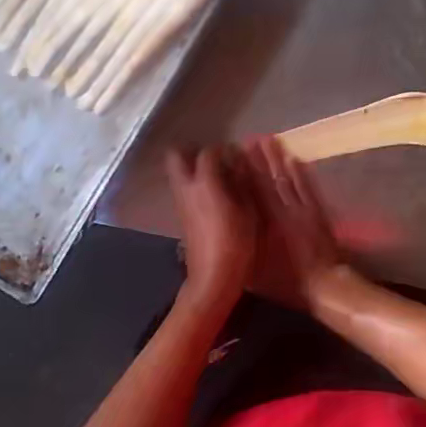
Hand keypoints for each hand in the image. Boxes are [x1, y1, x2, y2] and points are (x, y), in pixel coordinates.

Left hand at [164, 145, 256, 301]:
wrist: (212, 277)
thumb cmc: (236, 244)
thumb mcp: (249, 212)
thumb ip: (243, 183)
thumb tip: (240, 164)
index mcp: (205, 183)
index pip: (208, 152)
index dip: (223, 150)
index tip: (237, 154)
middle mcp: (187, 188)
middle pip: (176, 155)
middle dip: (192, 151)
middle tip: (214, 159)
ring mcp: (180, 202)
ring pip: (176, 172)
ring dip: (192, 169)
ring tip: (216, 177)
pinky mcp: (180, 215)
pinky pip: (182, 189)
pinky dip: (193, 185)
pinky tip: (213, 196)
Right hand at [244, 136, 349, 307]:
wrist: (325, 286)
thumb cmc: (285, 282)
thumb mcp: (252, 272)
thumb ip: (237, 249)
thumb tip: (221, 233)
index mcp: (263, 223)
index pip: (250, 190)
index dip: (241, 170)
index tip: (232, 153)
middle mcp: (281, 210)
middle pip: (267, 178)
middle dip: (258, 158)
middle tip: (249, 139)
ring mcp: (301, 209)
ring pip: (287, 178)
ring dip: (277, 159)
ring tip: (268, 140)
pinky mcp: (317, 213)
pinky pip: (308, 188)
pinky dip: (302, 173)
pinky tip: (296, 159)